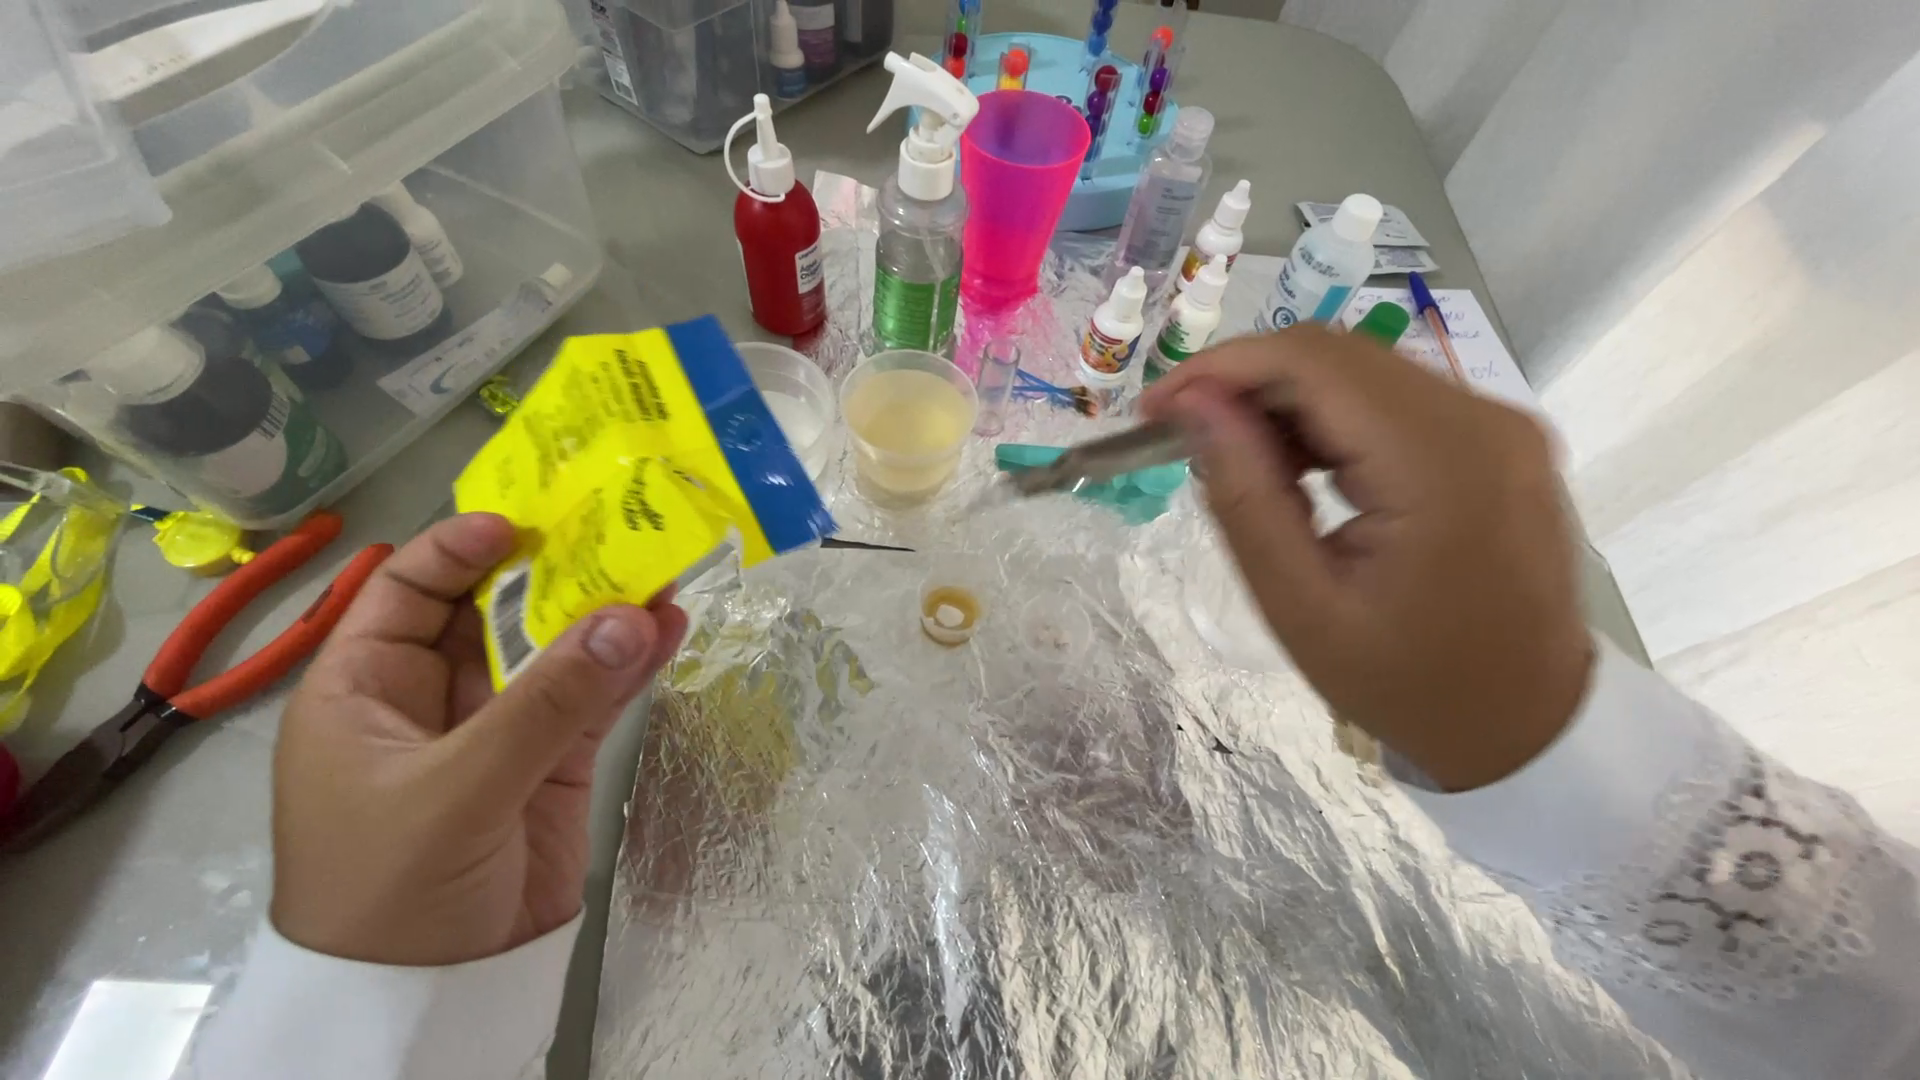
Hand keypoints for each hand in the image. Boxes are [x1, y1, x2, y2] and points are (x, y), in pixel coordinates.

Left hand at [270, 512, 688, 965]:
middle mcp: (435, 697)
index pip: (405, 593)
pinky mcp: (556, 761)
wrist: (435, 996)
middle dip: (552, 576)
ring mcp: (503, 728)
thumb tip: (630, 616)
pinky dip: (630, 665)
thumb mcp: (458, 789)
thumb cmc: (396, 886)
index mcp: (367, 690)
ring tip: (661, 575)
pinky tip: (668, 631)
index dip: (458, 551)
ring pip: (555, 652)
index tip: (523, 524)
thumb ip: (546, 703)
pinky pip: (594, 698)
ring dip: (604, 617)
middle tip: (616, 535)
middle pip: (494, 614)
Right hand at [1140, 326, 1591, 791]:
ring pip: (1360, 370)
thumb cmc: (1405, 682)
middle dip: (1244, 382)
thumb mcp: (1299, 604)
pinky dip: (1326, 418)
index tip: (1153, 409)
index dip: (1220, 367)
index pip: (1312, 362)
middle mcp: (1482, 417)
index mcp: (1438, 462)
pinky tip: (1296, 468)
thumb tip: (1193, 405)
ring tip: (1235, 463)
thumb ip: (1244, 495)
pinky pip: (1391, 399)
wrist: (1529, 726)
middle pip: (1336, 355)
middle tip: (1182, 438)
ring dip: (1282, 401)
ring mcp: (1498, 423)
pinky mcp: (1496, 439)